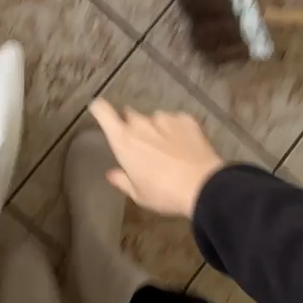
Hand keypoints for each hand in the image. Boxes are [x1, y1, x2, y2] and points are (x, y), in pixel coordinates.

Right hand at [88, 99, 227, 218]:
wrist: (203, 186)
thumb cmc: (164, 193)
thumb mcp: (138, 194)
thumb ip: (122, 180)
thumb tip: (112, 173)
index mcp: (124, 140)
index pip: (103, 112)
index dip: (99, 108)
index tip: (98, 109)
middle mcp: (141, 123)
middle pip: (130, 116)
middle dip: (134, 127)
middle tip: (143, 147)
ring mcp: (164, 118)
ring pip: (155, 119)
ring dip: (157, 129)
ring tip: (169, 151)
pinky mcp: (185, 119)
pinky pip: (176, 121)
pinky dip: (177, 130)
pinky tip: (185, 147)